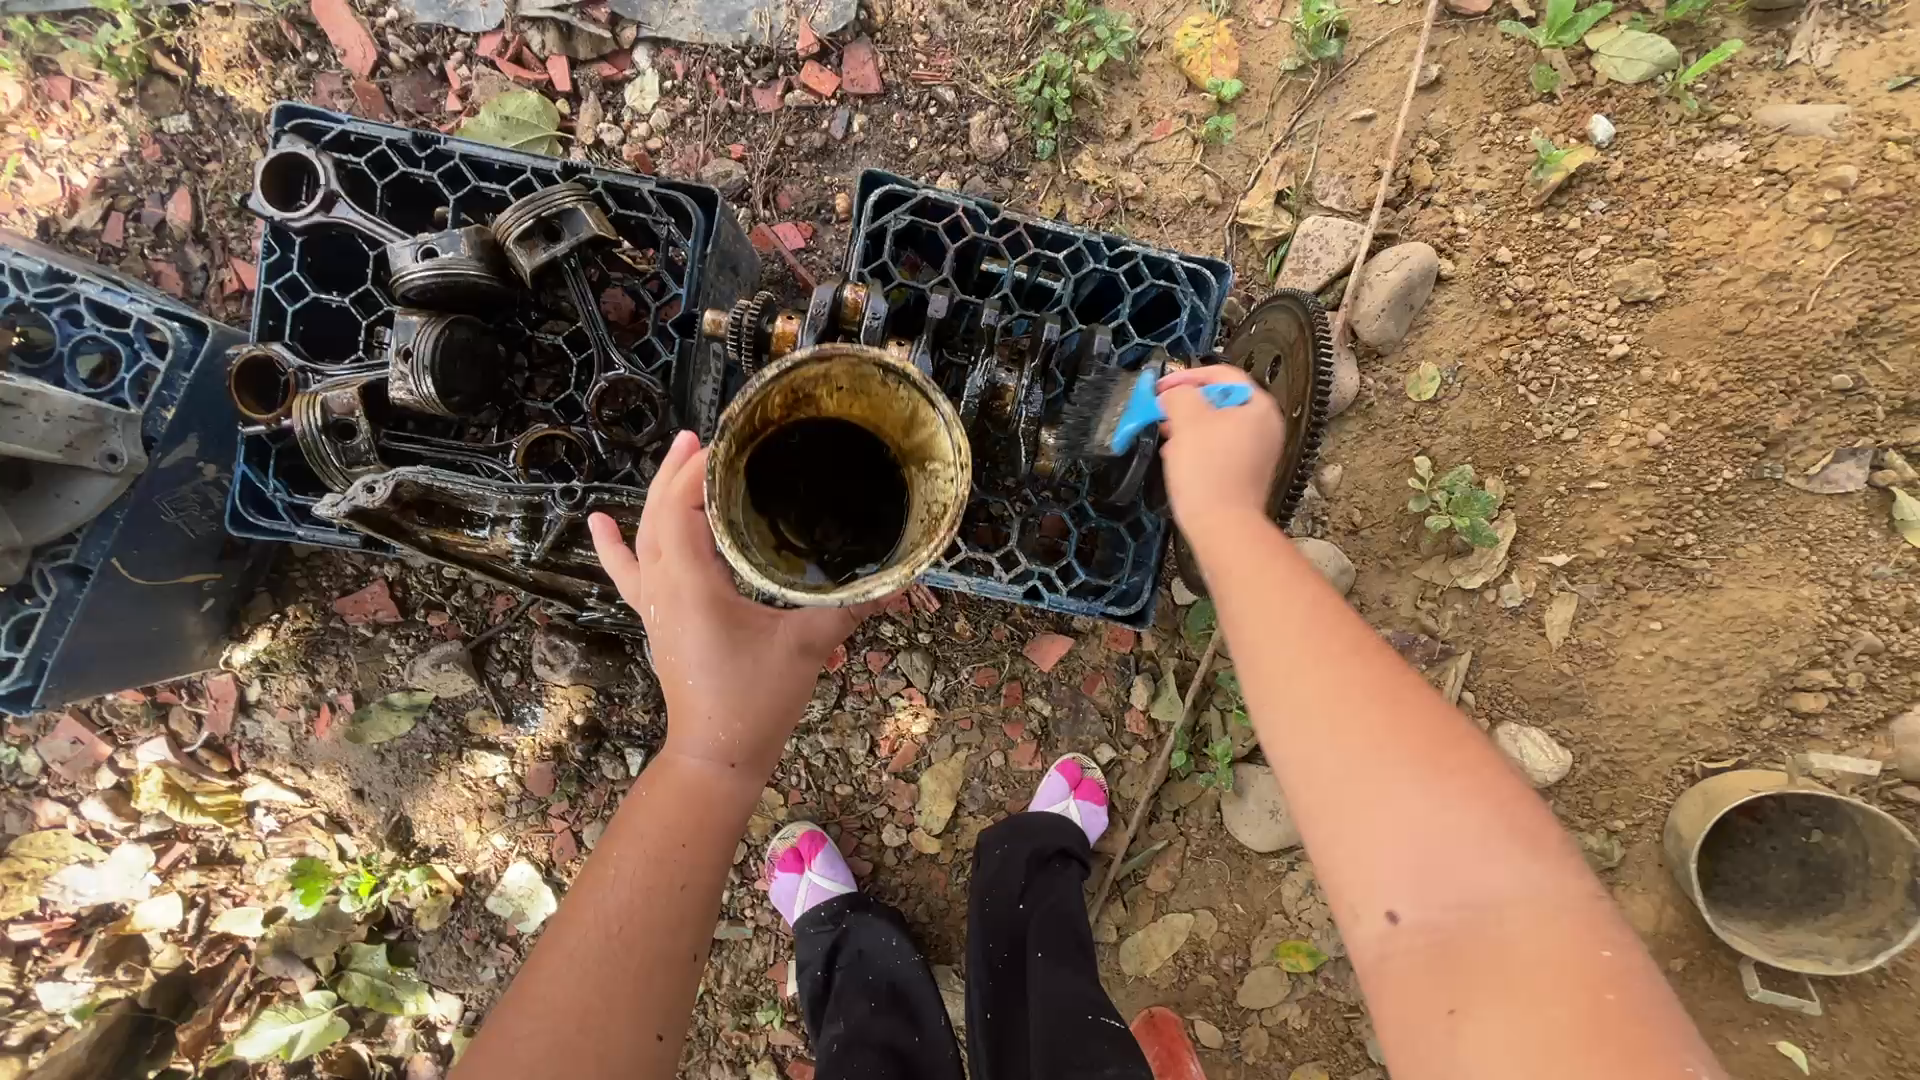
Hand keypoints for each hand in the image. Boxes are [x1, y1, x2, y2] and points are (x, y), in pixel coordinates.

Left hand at [588, 431, 872, 780]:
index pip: (682, 510)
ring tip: (674, 457)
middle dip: (678, 472)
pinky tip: (597, 523)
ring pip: (644, 538)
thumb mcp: (808, 646)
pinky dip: (614, 545)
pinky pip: (630, 574)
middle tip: (700, 436)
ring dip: (657, 495)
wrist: (718, 753)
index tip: (727, 443)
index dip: (699, 473)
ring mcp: (656, 606)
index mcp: (694, 585)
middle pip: (659, 515)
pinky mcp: (659, 621)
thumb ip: (852, 608)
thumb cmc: (757, 698)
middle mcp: (665, 588)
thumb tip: (900, 579)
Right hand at [1155, 365, 1284, 535]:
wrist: (1221, 525)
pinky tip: (1177, 457)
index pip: (1222, 374)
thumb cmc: (1207, 469)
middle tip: (1160, 411)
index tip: (1160, 387)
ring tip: (1165, 435)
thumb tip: (1173, 394)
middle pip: (1219, 400)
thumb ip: (1179, 395)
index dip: (1186, 376)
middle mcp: (1264, 426)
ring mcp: (1257, 451)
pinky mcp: (1244, 473)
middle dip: (1185, 404)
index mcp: (1258, 406)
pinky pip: (1217, 449)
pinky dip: (1196, 447)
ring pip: (1216, 425)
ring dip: (1187, 427)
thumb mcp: (1188, 420)